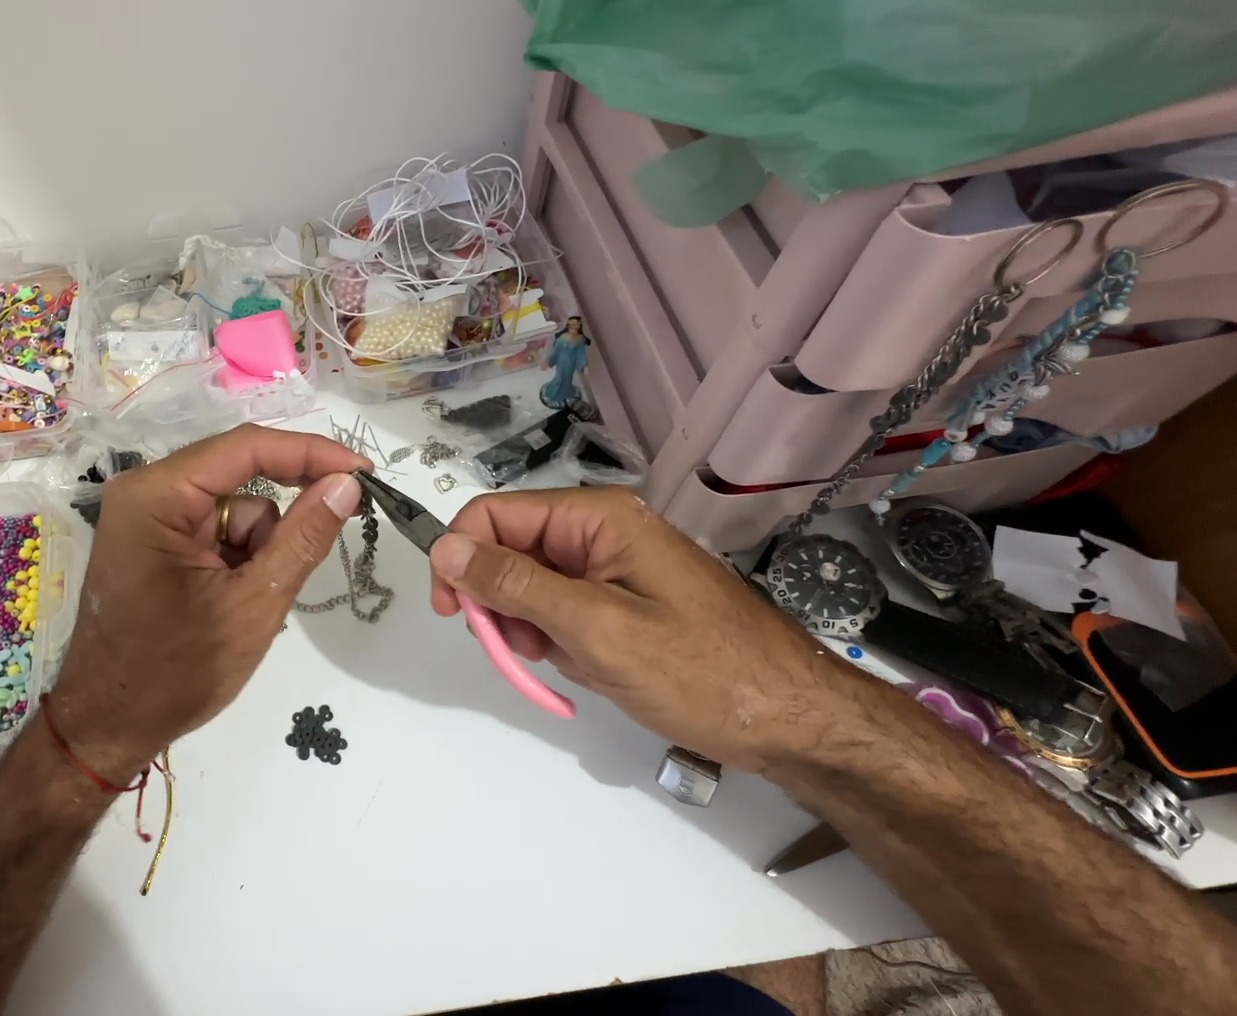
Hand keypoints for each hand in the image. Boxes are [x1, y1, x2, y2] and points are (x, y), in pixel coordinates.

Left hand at [47, 425, 367, 783]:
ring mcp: (148, 517)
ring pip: (235, 507)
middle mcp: (145, 492)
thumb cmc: (175, 673)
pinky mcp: (156, 542)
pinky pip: (218, 529)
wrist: (110, 727)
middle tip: (338, 521)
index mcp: (155, 495)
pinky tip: (232, 600)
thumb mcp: (253, 605)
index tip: (362, 472)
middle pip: (239, 473)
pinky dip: (241, 558)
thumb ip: (303, 538)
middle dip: (285, 507)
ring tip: (251, 600)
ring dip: (260, 545)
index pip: (245, 448)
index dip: (310, 453)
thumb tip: (347, 484)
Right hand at [428, 486, 864, 772]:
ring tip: (565, 662)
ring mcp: (611, 568)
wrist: (791, 722)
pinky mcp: (620, 602)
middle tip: (519, 650)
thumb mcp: (594, 627)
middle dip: (501, 601)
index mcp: (596, 518)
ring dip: (529, 627)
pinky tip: (588, 668)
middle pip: (509, 550)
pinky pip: (561, 612)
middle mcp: (600, 532)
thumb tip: (444, 547)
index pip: (495, 514)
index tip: (452, 614)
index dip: (460, 557)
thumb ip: (514, 585)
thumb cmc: (698, 671)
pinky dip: (558, 642)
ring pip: (530, 587)